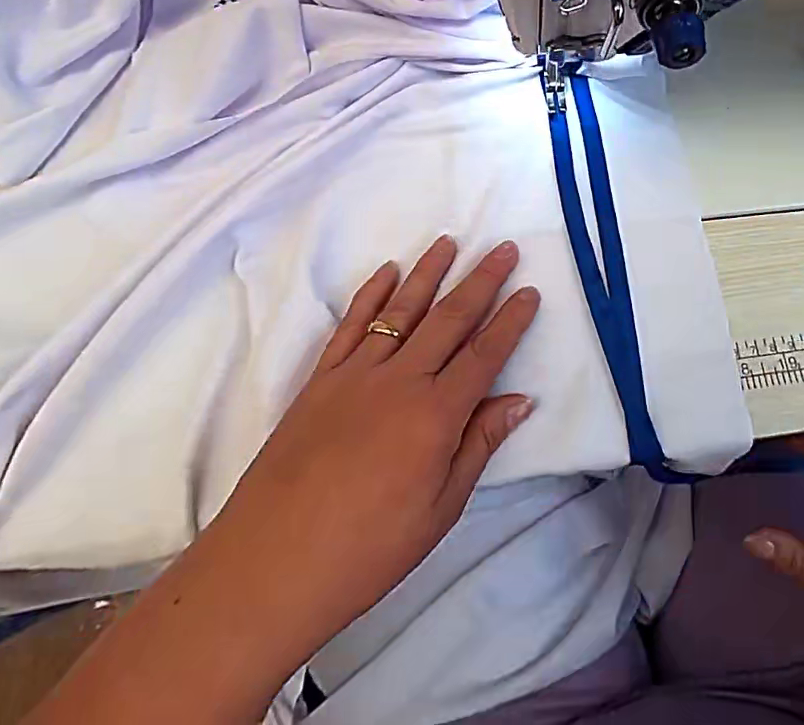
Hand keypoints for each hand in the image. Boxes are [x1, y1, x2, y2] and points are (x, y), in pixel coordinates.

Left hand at [27, 238, 539, 724]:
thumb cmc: (369, 548)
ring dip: (428, 273)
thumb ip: (479, 445)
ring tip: (449, 243)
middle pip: (449, 319)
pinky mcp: (321, 378)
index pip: (484, 355)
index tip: (530, 290)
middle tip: (504, 249)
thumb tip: (520, 399)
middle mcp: (400, 381)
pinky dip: (372, 294)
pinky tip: (387, 272)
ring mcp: (356, 373)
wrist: (274, 560)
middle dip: (481, 281)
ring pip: (401, 310)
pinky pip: (352, 325)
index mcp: (435, 415)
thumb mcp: (440, 508)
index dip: (511, 321)